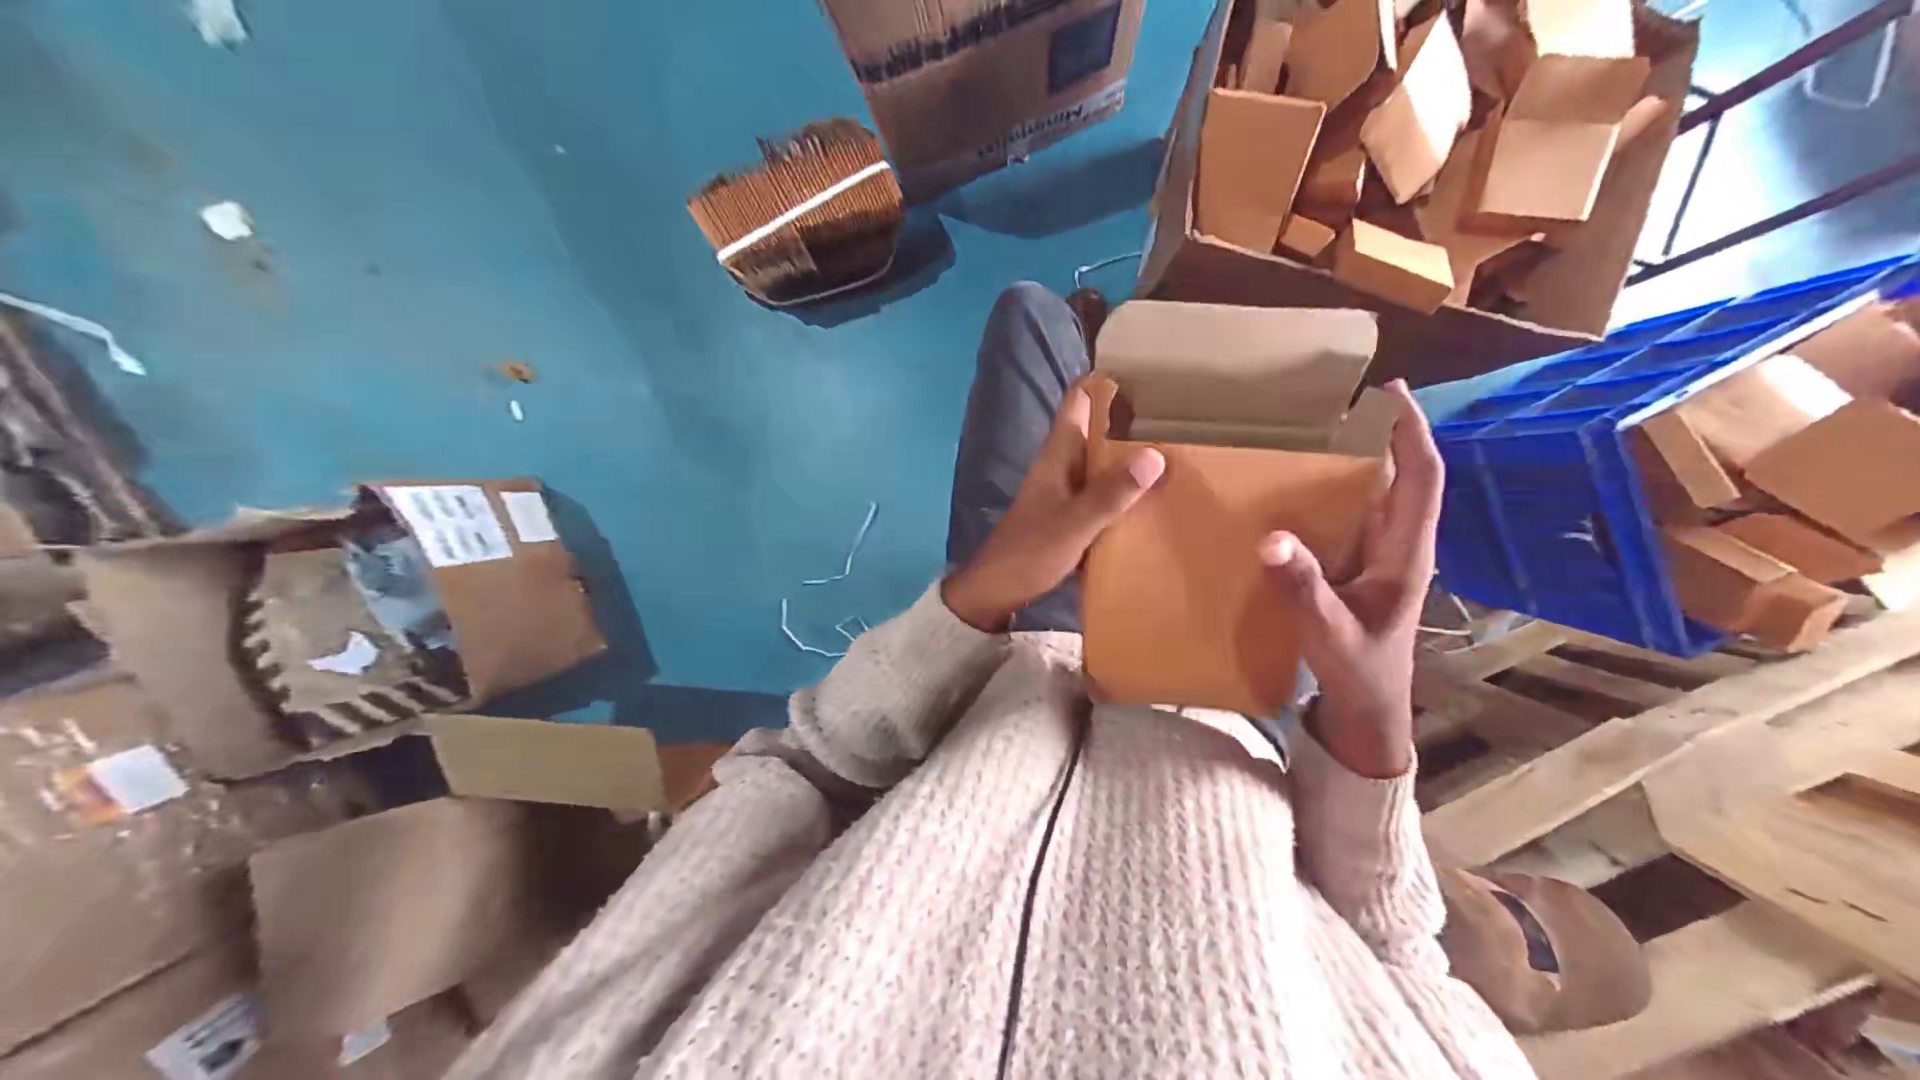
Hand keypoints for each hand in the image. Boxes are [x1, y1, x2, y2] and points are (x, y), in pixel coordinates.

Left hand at [943, 382, 1165, 631]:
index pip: (1078, 400)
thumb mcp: (1074, 523)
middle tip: (1179, 409)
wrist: (997, 590)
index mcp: (1057, 455)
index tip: (1147, 370)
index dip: (1106, 380)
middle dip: (1130, 417)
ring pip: (1102, 460)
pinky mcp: (1071, 514)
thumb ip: (1110, 493)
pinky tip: (1153, 494)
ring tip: (1177, 445)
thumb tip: (1154, 455)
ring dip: (1130, 453)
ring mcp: (1066, 490)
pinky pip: (1103, 490)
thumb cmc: (1029, 552)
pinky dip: (1125, 486)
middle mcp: (1062, 465)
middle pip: (1097, 428)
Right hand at [1257, 380, 1442, 777]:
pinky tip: (1297, 494)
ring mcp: (1379, 559)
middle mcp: (1398, 546)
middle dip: (1385, 436)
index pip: (1420, 479)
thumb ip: (1303, 587)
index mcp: (1406, 553)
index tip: (1391, 395)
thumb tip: (1270, 536)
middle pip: (1403, 478)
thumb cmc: (1359, 669)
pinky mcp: (1357, 571)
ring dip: (1359, 463)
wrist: (1367, 707)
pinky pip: (1351, 520)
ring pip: (1377, 497)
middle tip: (1343, 406)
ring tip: (1316, 438)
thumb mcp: (1328, 630)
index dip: (1410, 434)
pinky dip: (1333, 496)